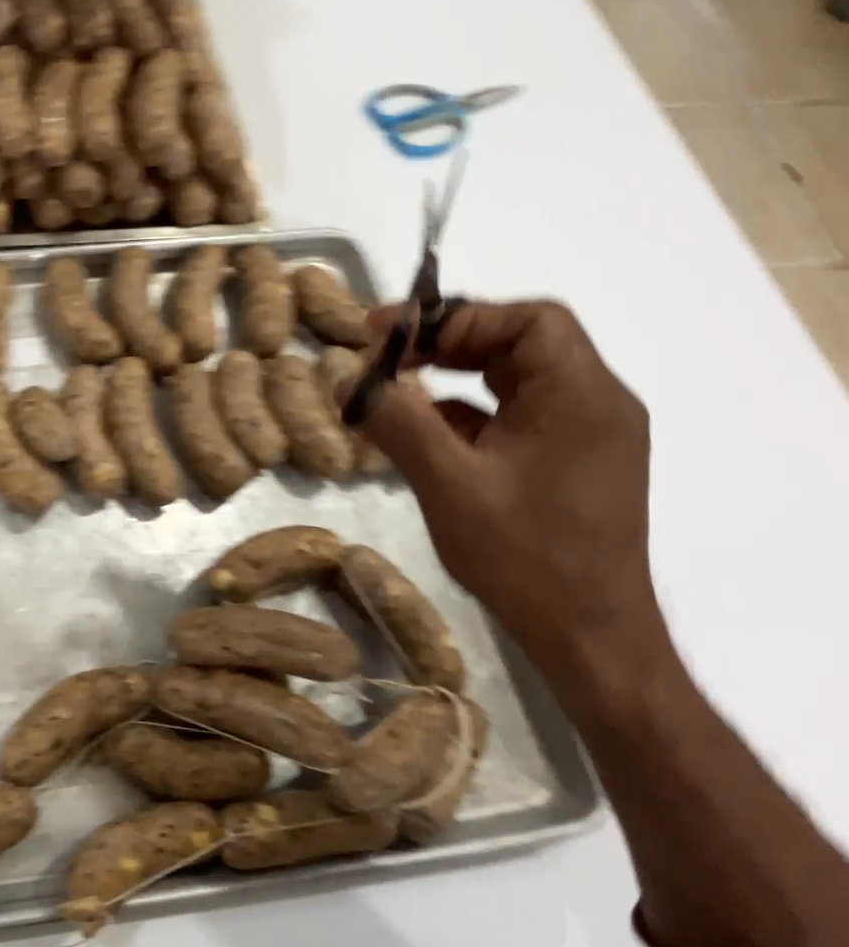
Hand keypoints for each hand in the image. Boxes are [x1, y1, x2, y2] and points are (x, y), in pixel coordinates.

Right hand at [352, 301, 665, 687]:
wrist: (587, 629)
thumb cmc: (523, 555)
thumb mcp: (448, 484)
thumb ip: (400, 423)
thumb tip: (350, 380)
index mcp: (581, 396)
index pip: (529, 320)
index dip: (457, 317)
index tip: (389, 337)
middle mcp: (595, 403)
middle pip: (522, 343)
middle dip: (448, 343)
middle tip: (383, 358)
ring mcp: (587, 435)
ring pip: (516, 380)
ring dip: (454, 377)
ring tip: (393, 394)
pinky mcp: (572, 463)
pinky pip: (516, 416)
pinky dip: (467, 413)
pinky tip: (422, 437)